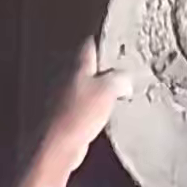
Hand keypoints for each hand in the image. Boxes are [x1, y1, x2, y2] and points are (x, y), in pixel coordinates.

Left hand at [37, 39, 130, 175]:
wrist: (58, 146)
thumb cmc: (81, 113)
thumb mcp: (108, 90)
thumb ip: (120, 79)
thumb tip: (126, 80)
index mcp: (79, 64)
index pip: (91, 43)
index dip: (106, 40)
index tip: (123, 43)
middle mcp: (70, 75)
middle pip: (90, 63)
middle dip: (108, 65)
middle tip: (129, 69)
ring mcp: (66, 95)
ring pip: (89, 83)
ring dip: (104, 87)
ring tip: (124, 91)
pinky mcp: (67, 113)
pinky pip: (87, 102)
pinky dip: (99, 104)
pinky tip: (110, 112)